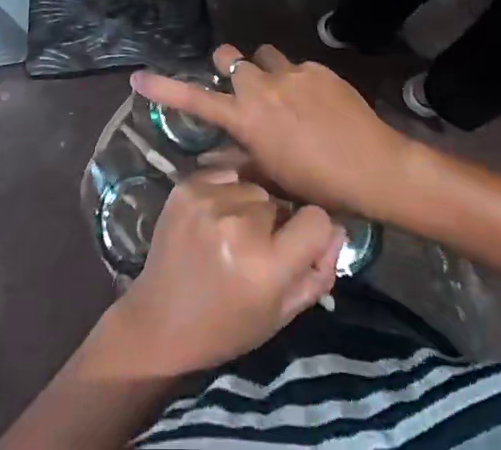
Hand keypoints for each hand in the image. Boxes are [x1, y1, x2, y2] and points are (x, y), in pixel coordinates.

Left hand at [106, 169, 343, 376]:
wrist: (161, 318)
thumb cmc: (228, 325)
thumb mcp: (284, 311)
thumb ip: (318, 270)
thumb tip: (338, 228)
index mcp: (267, 262)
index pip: (317, 219)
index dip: (313, 232)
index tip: (300, 245)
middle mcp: (237, 223)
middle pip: (280, 201)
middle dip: (276, 221)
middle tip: (258, 247)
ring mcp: (206, 201)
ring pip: (252, 186)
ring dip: (250, 204)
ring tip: (233, 232)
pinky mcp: (183, 188)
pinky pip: (222, 174)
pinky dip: (225, 191)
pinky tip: (215, 216)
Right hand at [132, 44, 414, 221]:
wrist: (377, 167)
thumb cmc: (319, 183)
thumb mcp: (272, 179)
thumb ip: (239, 163)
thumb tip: (211, 163)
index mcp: (245, 119)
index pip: (194, 99)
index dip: (163, 88)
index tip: (138, 76)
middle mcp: (260, 88)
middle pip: (228, 57)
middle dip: (228, 66)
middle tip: (240, 86)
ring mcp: (290, 74)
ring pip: (263, 55)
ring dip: (264, 70)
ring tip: (283, 93)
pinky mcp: (317, 69)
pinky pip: (297, 66)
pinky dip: (298, 80)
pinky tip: (316, 104)